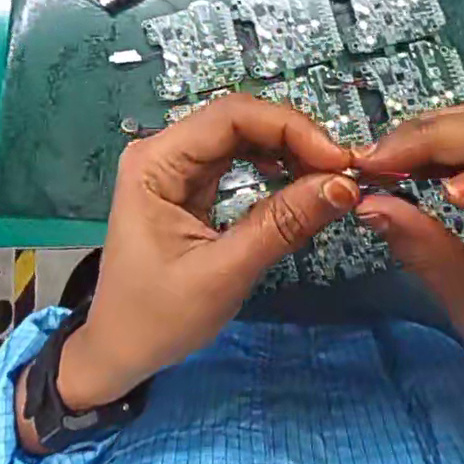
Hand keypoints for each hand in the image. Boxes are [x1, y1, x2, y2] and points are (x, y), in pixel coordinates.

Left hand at [19, 95, 359, 451]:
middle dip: (293, 138)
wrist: (121, 347)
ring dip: (287, 150)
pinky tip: (298, 179)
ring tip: (328, 177)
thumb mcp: (223, 274)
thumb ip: (281, 225)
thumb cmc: (157, 317)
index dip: (289, 128)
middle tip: (342, 171)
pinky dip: (272, 165)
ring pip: (240, 137)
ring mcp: (173, 167)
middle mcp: (161, 152)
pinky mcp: (187, 186)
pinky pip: (236, 161)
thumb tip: (343, 185)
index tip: (338, 160)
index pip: (230, 116)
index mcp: (154, 163)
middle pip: (237, 121)